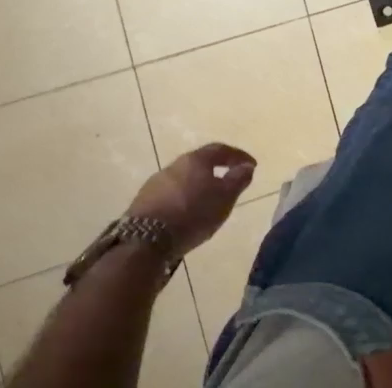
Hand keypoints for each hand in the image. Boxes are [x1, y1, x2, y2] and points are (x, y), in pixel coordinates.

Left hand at [126, 144, 255, 256]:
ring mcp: (153, 184)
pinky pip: (169, 195)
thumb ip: (239, 179)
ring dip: (196, 186)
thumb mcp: (225, 197)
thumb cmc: (193, 213)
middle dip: (215, 170)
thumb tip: (246, 166)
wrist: (143, 242)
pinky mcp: (140, 203)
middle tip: (228, 181)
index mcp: (195, 160)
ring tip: (206, 200)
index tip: (251, 166)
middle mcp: (173, 166)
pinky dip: (181, 198)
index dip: (238, 156)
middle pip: (199, 163)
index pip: (221, 150)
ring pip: (182, 179)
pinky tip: (185, 212)